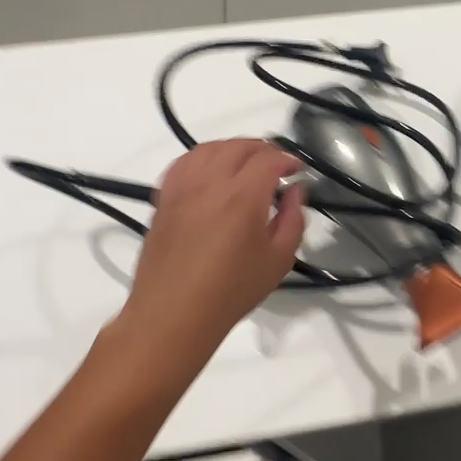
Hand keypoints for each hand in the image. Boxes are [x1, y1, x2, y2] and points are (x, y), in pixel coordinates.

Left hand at [113, 140, 307, 363]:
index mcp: (243, 196)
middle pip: (239, 146)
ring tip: (246, 164)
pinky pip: (183, 163)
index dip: (288, 158)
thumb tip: (295, 191)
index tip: (297, 170)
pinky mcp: (163, 199)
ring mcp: (182, 188)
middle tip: (277, 166)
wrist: (174, 314)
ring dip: (233, 149)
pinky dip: (203, 158)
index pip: (269, 159)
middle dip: (264, 150)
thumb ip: (294, 218)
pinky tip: (212, 171)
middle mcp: (210, 183)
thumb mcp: (280, 259)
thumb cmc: (232, 290)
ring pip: (209, 148)